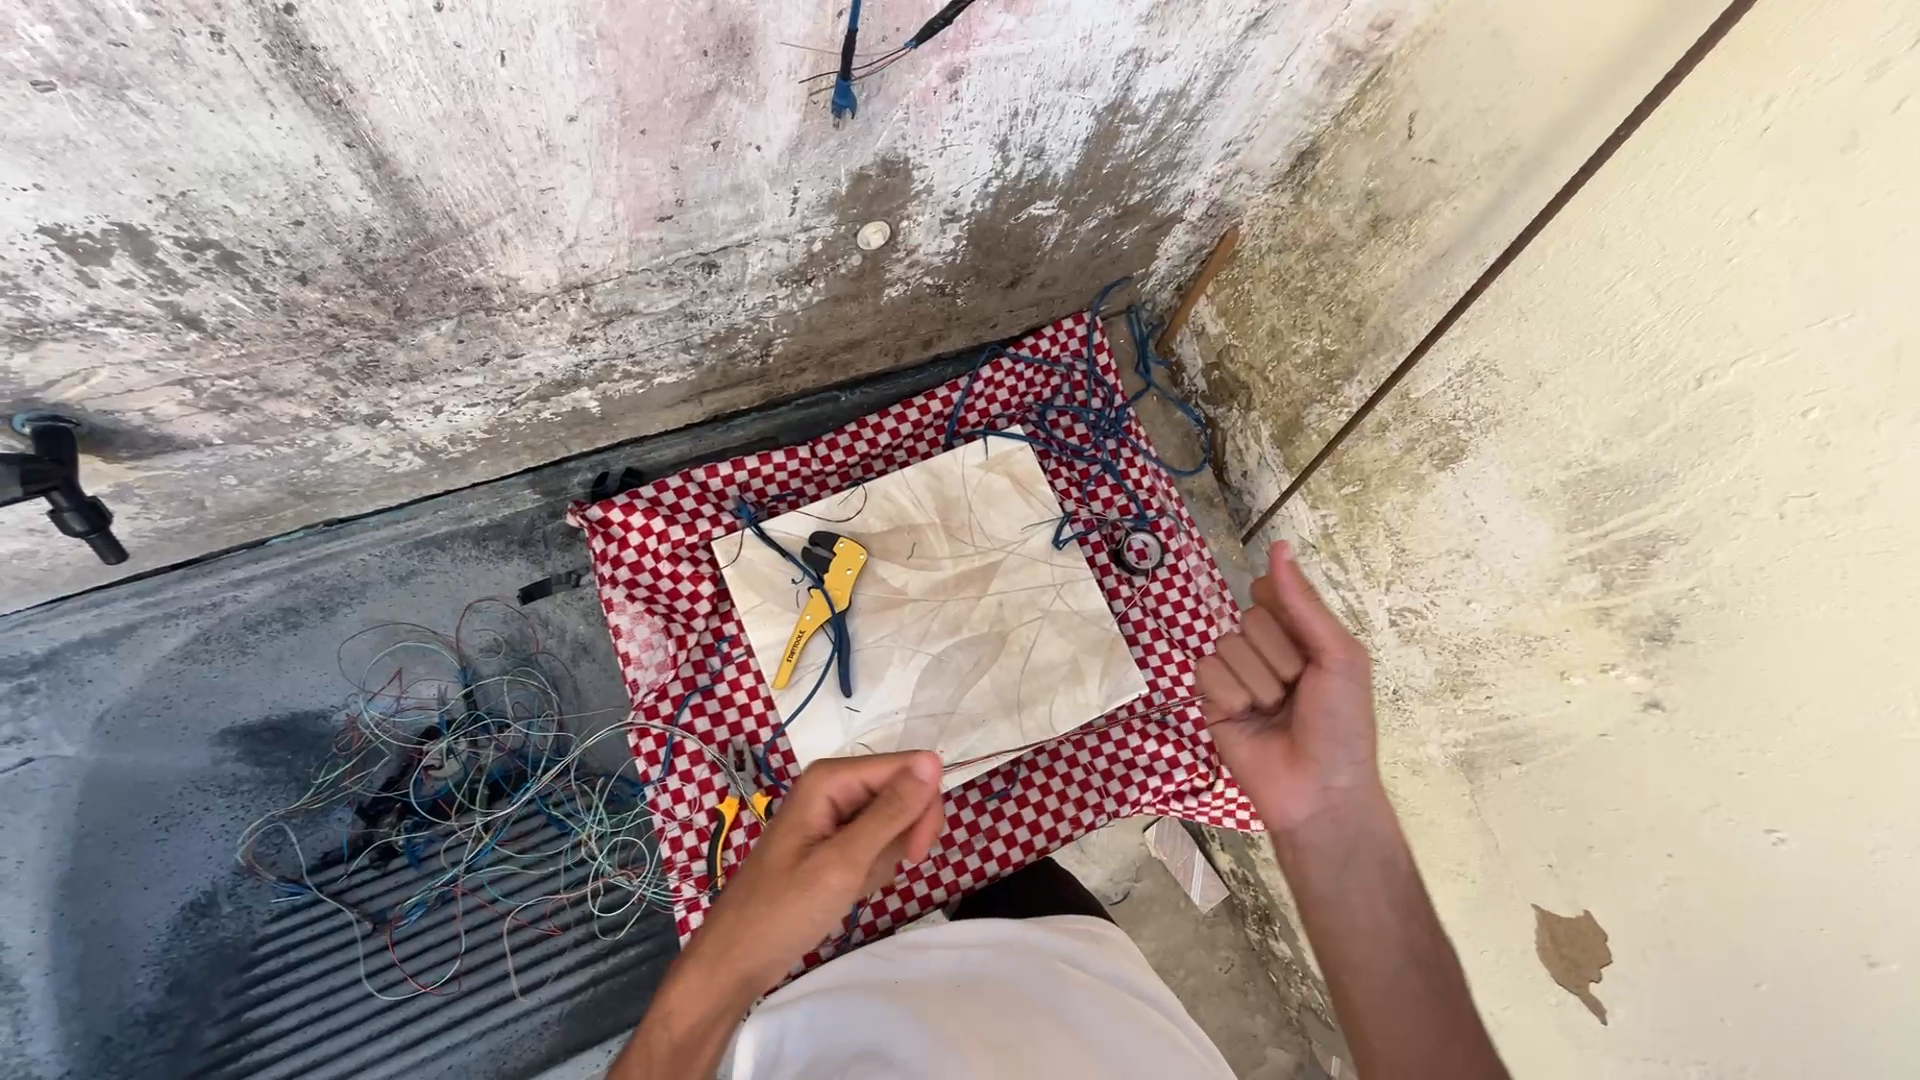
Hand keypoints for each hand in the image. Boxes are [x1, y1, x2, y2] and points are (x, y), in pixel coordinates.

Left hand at [687, 751, 945, 994]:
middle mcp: (835, 785)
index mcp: (833, 777)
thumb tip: (934, 760)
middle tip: (874, 873)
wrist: (737, 960)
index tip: (917, 852)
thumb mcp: (844, 862)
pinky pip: (877, 843)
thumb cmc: (784, 910)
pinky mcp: (836, 839)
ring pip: (894, 822)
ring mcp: (834, 813)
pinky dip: (872, 869)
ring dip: (885, 859)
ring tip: (850, 884)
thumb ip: (891, 811)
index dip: (923, 807)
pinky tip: (847, 889)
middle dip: (902, 837)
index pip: (910, 768)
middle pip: (904, 792)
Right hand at [1197, 540, 1381, 832]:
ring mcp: (1235, 673)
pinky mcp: (1210, 698)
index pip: (1268, 592)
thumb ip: (1303, 603)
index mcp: (1298, 634)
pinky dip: (1230, 697)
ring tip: (1275, 713)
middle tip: (1297, 693)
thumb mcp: (1338, 657)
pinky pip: (1206, 673)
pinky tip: (1247, 720)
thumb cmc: (1342, 724)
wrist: (1317, 789)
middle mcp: (1263, 648)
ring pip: (1227, 646)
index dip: (1284, 615)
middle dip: (1278, 659)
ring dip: (1258, 684)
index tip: (1305, 646)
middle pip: (1249, 619)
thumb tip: (1278, 545)